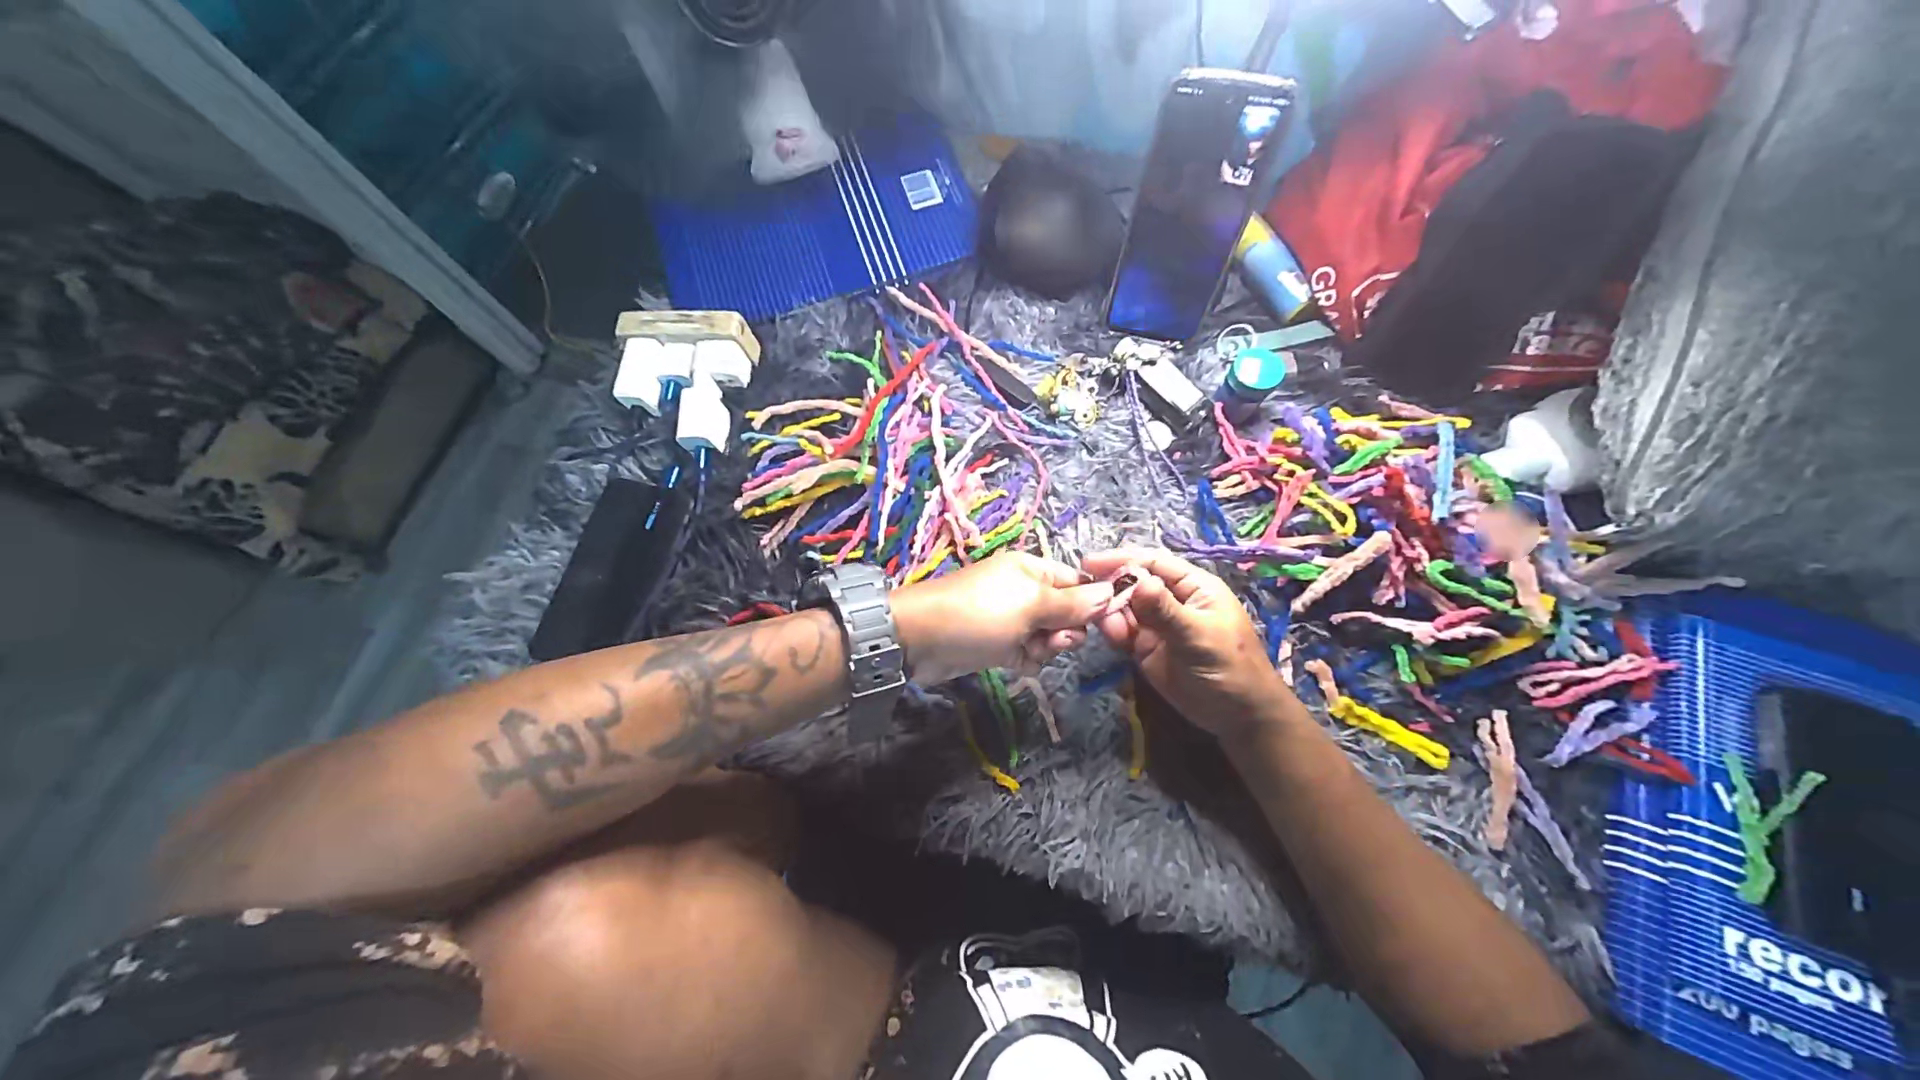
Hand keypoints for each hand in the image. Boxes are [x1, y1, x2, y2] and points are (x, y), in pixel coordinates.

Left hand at [892, 552, 1112, 683]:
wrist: (921, 640)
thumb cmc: (980, 613)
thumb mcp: (1032, 604)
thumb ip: (1073, 603)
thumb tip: (1113, 592)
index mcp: (1034, 570)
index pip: (1078, 582)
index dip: (1093, 602)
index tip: (1103, 622)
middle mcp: (1026, 592)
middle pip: (1067, 613)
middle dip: (1067, 629)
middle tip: (1054, 639)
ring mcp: (1012, 620)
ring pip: (1050, 637)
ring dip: (1047, 648)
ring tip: (1030, 650)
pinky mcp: (999, 645)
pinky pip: (1029, 653)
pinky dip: (1028, 660)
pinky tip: (1018, 663)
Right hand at [1082, 547, 1287, 739]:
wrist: (1239, 717)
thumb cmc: (1230, 668)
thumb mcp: (1198, 636)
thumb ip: (1165, 611)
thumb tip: (1138, 582)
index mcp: (1192, 586)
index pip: (1153, 562)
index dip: (1122, 559)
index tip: (1089, 563)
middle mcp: (1171, 600)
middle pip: (1133, 583)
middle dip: (1110, 586)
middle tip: (1086, 596)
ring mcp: (1157, 624)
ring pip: (1124, 608)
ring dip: (1108, 610)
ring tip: (1098, 620)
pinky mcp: (1145, 648)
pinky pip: (1123, 632)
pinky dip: (1112, 631)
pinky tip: (1110, 636)